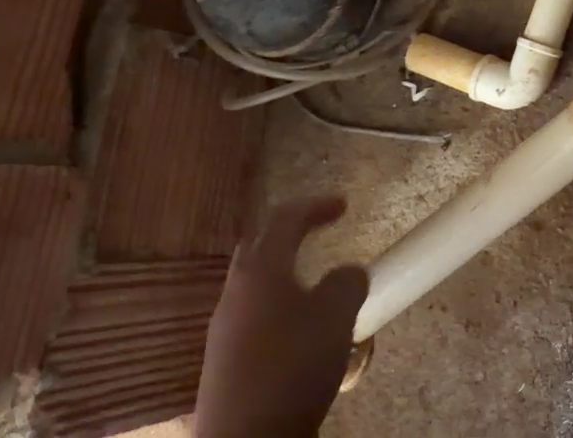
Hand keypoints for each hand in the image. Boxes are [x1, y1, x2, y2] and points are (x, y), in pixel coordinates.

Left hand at [194, 196, 368, 437]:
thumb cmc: (293, 366)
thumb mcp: (336, 316)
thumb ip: (347, 282)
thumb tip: (347, 272)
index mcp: (261, 271)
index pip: (285, 220)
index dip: (316, 206)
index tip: (343, 205)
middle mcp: (236, 292)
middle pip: (259, 246)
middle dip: (290, 233)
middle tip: (319, 231)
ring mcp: (224, 328)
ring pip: (255, 283)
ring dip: (285, 271)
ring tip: (317, 283)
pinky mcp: (224, 360)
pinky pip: (254, 314)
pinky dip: (279, 304)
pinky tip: (299, 328)